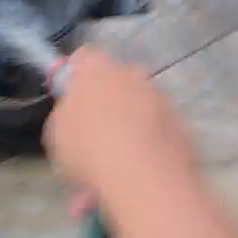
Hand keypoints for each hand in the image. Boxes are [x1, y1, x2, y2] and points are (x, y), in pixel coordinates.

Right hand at [42, 47, 196, 201]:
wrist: (145, 180)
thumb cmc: (90, 148)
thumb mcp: (56, 133)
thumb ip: (64, 113)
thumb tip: (72, 111)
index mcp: (96, 67)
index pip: (82, 57)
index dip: (73, 77)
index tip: (68, 99)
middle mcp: (131, 72)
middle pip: (114, 83)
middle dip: (104, 106)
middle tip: (92, 140)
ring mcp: (160, 99)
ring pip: (137, 111)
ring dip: (127, 132)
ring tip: (113, 172)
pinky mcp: (181, 126)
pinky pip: (157, 134)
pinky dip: (148, 150)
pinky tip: (137, 180)